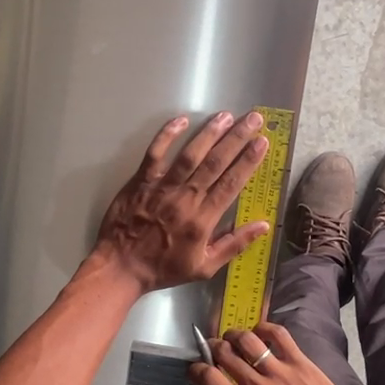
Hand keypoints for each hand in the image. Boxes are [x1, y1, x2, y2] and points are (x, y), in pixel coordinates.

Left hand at [86, 111, 270, 294]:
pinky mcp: (141, 181)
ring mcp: (162, 187)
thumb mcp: (205, 267)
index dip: (248, 161)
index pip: (231, 184)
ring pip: (190, 155)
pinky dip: (167, 135)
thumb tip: (264, 225)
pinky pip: (155, 154)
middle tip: (253, 119)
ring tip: (226, 116)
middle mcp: (185, 199)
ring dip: (209, 133)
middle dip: (236, 138)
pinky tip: (181, 119)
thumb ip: (234, 245)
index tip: (262, 142)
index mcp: (203, 221)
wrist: (120, 267)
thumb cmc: (164, 268)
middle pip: (215, 163)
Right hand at [191, 324, 372, 384]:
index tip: (196, 368)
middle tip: (214, 349)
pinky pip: (278, 334)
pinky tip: (259, 331)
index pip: (209, 380)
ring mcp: (279, 371)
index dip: (196, 369)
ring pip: (246, 340)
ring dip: (234, 335)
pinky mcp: (299, 361)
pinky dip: (264, 327)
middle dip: (213, 347)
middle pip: (224, 354)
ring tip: (233, 337)